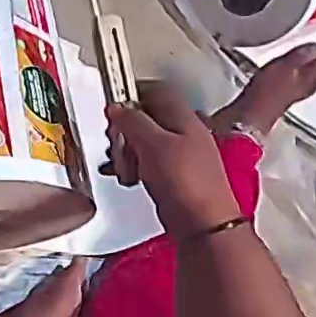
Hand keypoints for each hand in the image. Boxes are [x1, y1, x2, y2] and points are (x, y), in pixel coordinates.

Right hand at [104, 82, 244, 236]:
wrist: (202, 225)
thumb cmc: (185, 183)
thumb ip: (132, 122)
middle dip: (125, 126)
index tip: (113, 101)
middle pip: (148, 117)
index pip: (157, 92)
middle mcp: (185, 135)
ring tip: (119, 161)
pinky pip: (148, 162)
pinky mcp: (174, 176)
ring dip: (127, 148)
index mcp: (184, 120)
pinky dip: (133, 166)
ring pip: (146, 141)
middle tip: (115, 137)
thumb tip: (117, 108)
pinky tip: (127, 175)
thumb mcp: (152, 144)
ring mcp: (181, 156)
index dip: (132, 92)